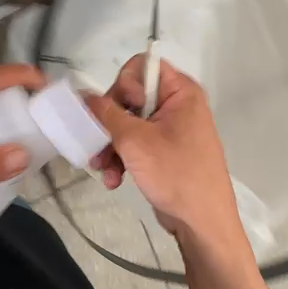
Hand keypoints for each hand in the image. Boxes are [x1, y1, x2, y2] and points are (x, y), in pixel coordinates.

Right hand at [85, 56, 243, 245]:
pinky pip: (135, 144)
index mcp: (181, 92)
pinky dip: (121, 159)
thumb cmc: (176, 174)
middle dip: (109, 123)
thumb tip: (85, 96)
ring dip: (110, 146)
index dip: (124, 85)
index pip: (142, 67)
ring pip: (128, 124)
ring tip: (103, 169)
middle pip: (129, 98)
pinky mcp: (164, 152)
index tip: (120, 110)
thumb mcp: (135, 141)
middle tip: (99, 143)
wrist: (202, 221)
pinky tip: (114, 180)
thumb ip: (107, 114)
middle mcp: (177, 105)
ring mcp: (170, 130)